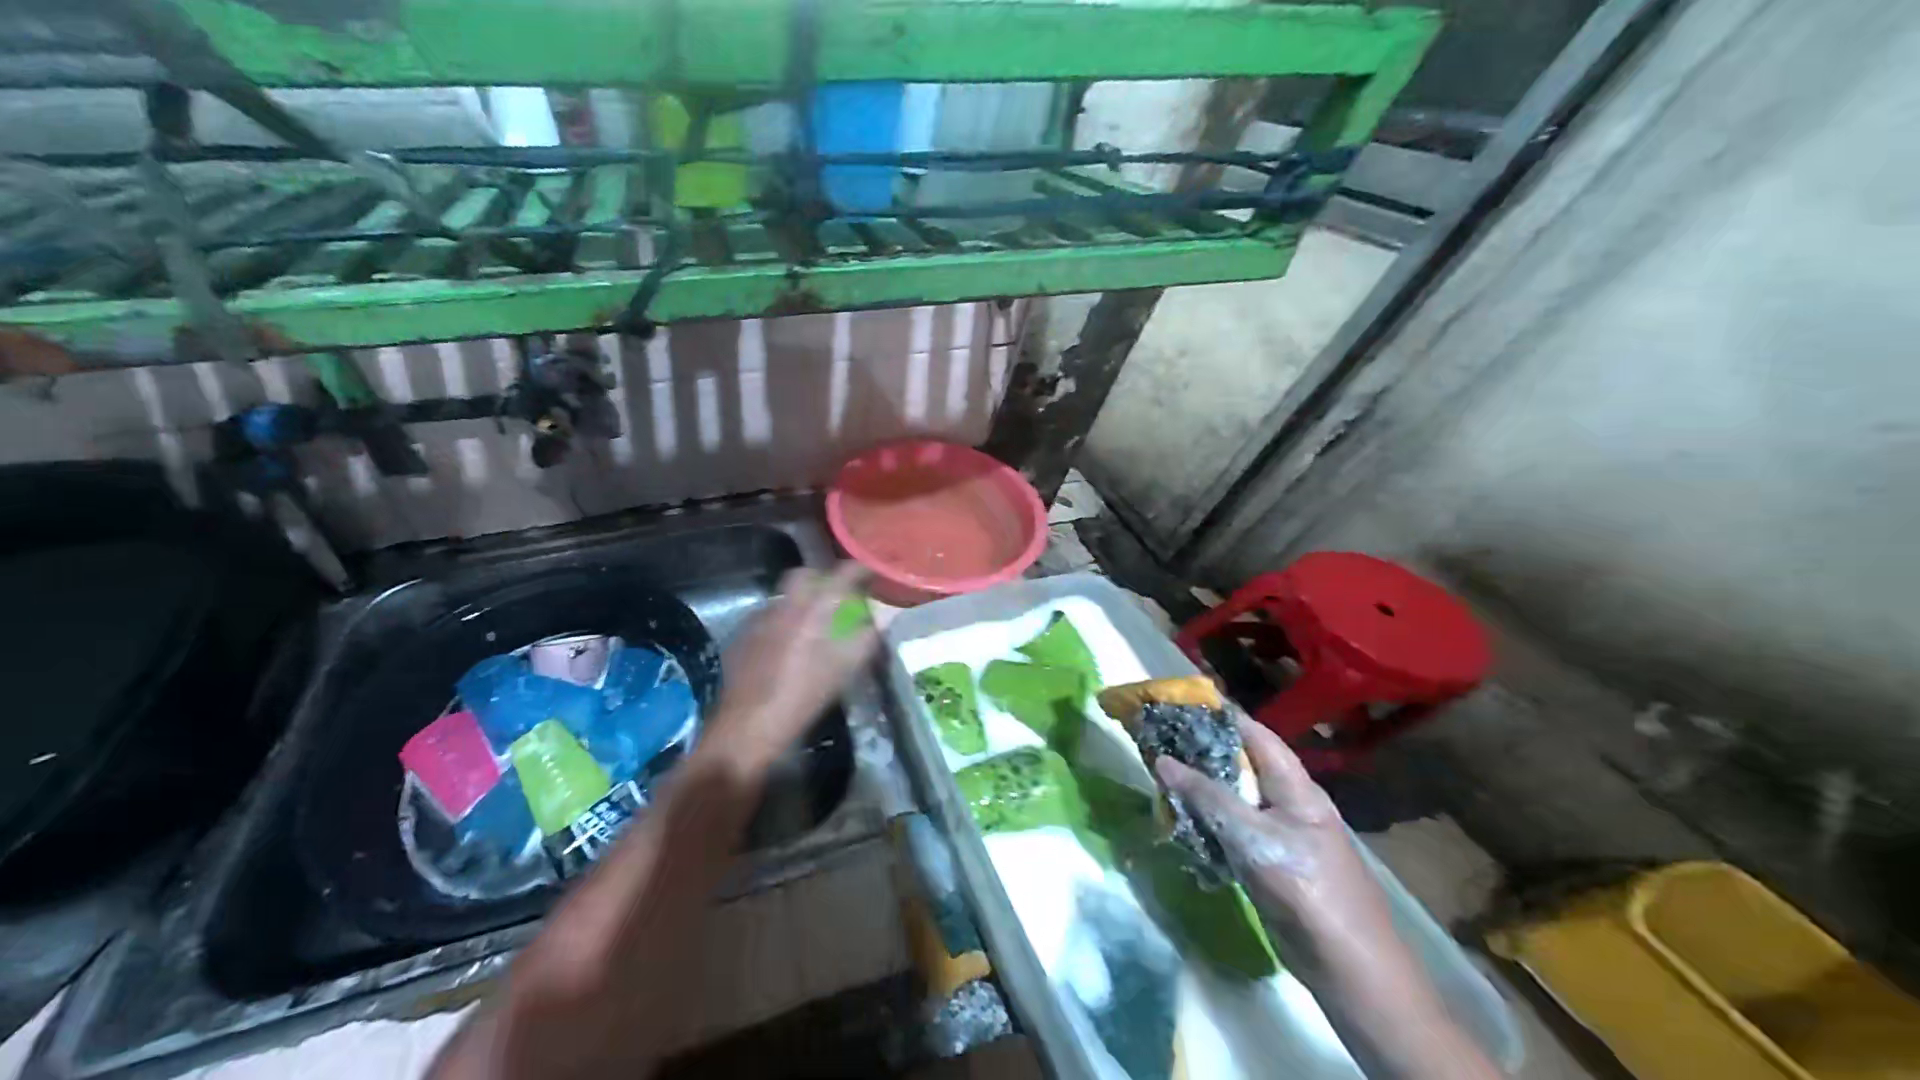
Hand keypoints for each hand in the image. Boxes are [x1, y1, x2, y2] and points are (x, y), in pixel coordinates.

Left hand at [705, 562, 877, 774]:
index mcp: (812, 609)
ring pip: (783, 597)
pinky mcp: (742, 636)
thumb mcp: (845, 669)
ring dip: (801, 601)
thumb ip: (867, 637)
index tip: (870, 573)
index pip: (840, 575)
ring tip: (814, 624)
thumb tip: (884, 617)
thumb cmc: (805, 696)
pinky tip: (787, 645)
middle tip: (837, 595)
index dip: (858, 569)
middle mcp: (783, 605)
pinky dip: (783, 621)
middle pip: (803, 575)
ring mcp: (759, 619)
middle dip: (822, 579)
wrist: (749, 724)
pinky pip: (768, 617)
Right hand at [1160, 718, 1505, 1079]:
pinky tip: (1177, 822)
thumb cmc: (1308, 890)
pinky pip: (1231, 831)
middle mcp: (1288, 803)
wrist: (1350, 969)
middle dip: (1201, 752)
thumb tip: (1163, 759)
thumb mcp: (1255, 839)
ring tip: (1158, 776)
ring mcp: (1278, 835)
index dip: (1220, 716)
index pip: (1256, 734)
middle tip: (1157, 740)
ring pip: (1232, 799)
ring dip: (1199, 789)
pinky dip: (1204, 822)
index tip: (1179, 703)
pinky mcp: (1268, 863)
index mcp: (1296, 787)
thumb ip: (1209, 798)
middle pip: (1241, 765)